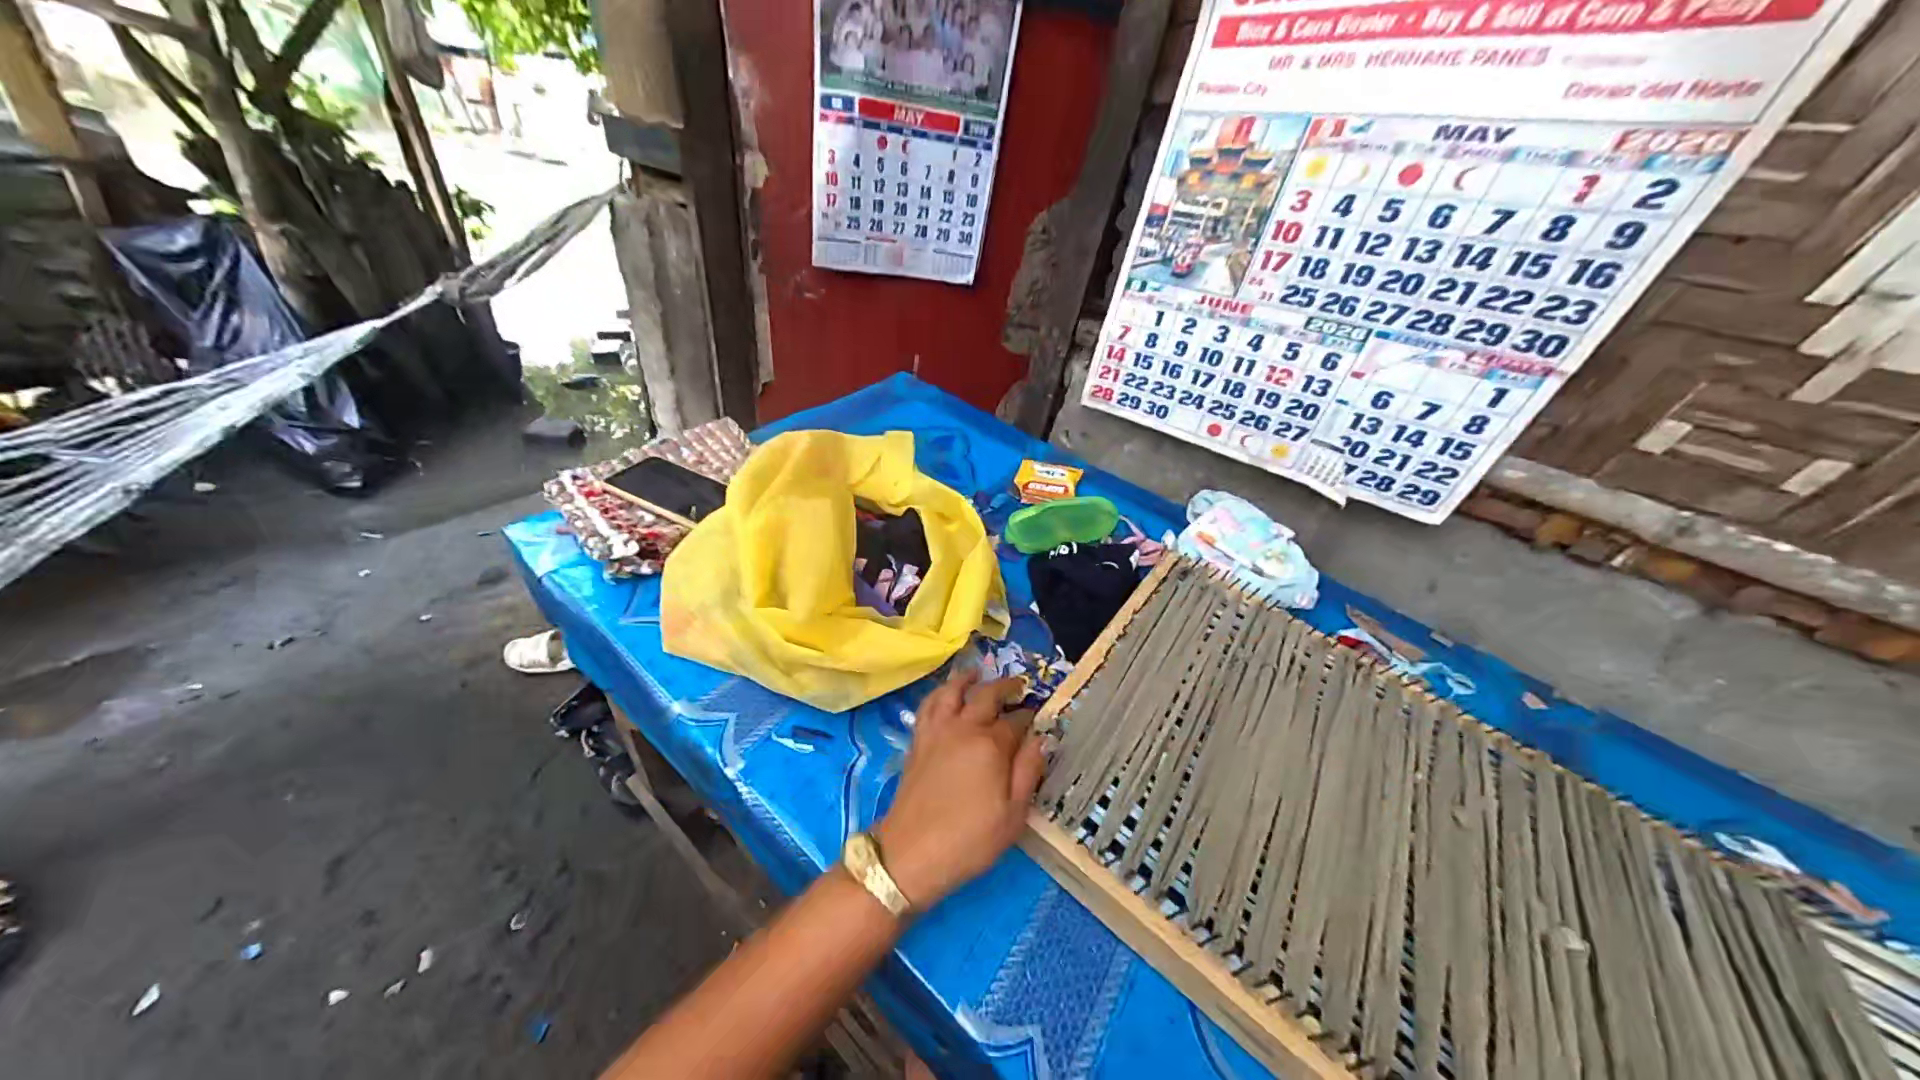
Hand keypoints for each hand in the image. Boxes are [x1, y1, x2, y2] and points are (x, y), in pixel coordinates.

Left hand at [871, 669, 1045, 909]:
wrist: (911, 852)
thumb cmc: (969, 839)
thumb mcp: (1013, 815)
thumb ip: (1029, 772)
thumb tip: (1042, 739)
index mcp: (992, 745)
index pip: (1017, 721)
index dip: (1030, 717)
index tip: (1039, 719)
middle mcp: (964, 728)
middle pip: (986, 696)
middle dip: (1006, 687)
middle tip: (1019, 686)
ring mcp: (937, 731)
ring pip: (952, 692)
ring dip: (968, 679)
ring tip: (978, 673)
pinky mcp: (918, 740)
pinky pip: (929, 704)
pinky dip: (940, 692)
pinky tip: (945, 694)